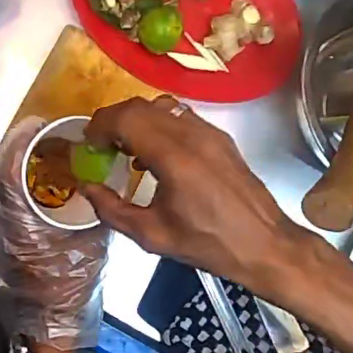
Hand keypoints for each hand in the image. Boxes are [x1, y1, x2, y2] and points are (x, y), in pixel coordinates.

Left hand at [0, 118, 108, 349]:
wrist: (45, 326)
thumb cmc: (67, 287)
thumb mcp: (88, 245)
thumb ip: (92, 211)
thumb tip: (99, 184)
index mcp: (17, 220)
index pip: (7, 170)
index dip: (18, 142)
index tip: (34, 124)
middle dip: (12, 148)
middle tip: (35, 133)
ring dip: (7, 164)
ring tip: (32, 150)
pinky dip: (6, 183)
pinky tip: (26, 181)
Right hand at [81, 97, 324, 304]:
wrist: (266, 246)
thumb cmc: (207, 244)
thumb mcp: (151, 236)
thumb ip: (111, 209)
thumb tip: (86, 188)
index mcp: (174, 159)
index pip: (126, 118)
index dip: (100, 125)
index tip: (88, 144)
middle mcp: (193, 136)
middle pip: (140, 106)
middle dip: (112, 120)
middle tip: (100, 144)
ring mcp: (209, 133)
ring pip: (160, 106)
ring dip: (135, 120)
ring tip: (124, 147)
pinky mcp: (220, 137)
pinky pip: (179, 116)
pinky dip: (157, 124)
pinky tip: (153, 154)